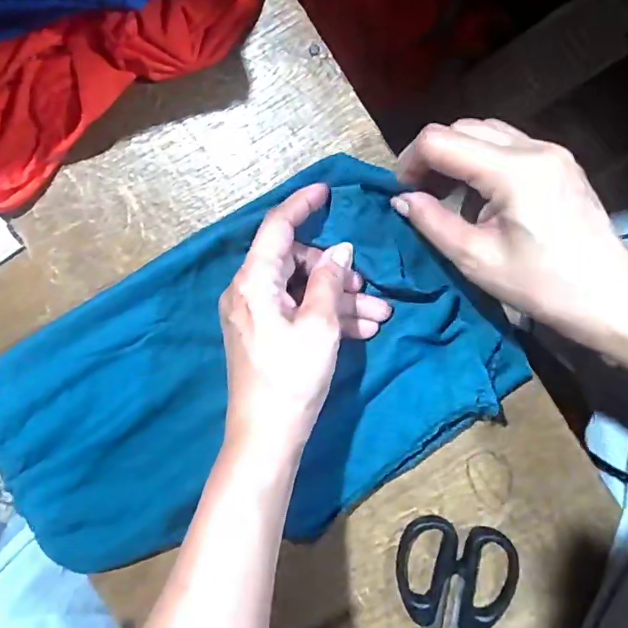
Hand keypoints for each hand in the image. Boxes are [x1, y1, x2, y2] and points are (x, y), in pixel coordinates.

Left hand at [220, 183, 392, 462]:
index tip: (326, 191)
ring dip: (340, 297)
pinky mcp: (265, 335)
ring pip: (303, 289)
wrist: (267, 437)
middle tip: (368, 285)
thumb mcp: (319, 324)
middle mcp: (248, 291)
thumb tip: (341, 251)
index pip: (276, 227)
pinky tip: (363, 328)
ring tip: (378, 314)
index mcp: (254, 282)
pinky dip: (328, 315)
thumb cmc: (292, 377)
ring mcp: (256, 314)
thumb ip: (329, 280)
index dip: (301, 205)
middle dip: (336, 270)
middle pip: (295, 261)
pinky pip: (298, 311)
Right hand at [391, 119, 627, 348]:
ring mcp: (552, 151)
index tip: (401, 193)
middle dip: (432, 155)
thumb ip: (432, 223)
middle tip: (418, 194)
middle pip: (463, 127)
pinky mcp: (561, 162)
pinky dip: (483, 160)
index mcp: (514, 170)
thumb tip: (401, 199)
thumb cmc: (544, 286)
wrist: (610, 297)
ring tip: (446, 195)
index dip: (409, 161)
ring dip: (458, 155)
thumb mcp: (478, 260)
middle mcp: (535, 148)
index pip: (440, 140)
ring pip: (486, 131)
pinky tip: (480, 197)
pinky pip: (509, 145)